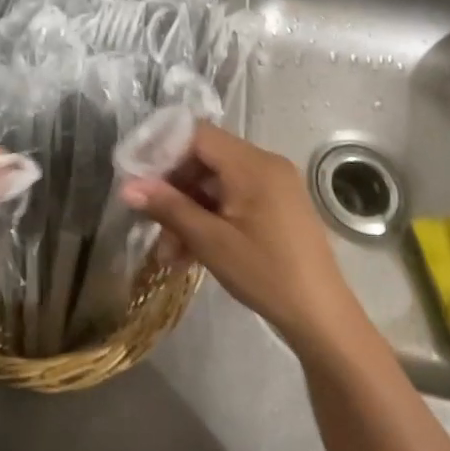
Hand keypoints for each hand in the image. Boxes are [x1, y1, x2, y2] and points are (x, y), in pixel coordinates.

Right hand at [121, 123, 351, 348]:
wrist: (322, 316)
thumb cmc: (266, 274)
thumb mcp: (210, 242)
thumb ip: (168, 208)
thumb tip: (127, 187)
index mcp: (252, 164)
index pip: (196, 134)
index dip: (161, 149)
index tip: (135, 174)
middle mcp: (265, 164)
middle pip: (203, 158)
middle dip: (173, 189)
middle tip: (149, 221)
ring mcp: (274, 185)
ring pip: (215, 183)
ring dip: (187, 211)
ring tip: (168, 254)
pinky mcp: (277, 205)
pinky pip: (233, 198)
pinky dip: (209, 218)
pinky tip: (190, 253)